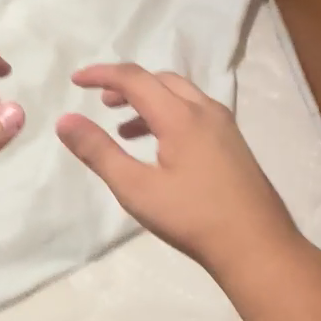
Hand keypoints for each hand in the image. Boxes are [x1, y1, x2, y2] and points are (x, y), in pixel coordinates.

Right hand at [55, 63, 297, 275]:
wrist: (256, 246)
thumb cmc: (191, 217)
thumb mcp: (135, 188)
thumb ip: (98, 151)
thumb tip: (64, 121)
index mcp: (180, 116)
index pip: (134, 79)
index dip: (102, 75)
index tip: (75, 81)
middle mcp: (205, 111)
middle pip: (161, 80)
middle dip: (127, 85)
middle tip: (102, 103)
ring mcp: (224, 127)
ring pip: (180, 96)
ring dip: (148, 101)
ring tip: (124, 129)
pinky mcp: (233, 144)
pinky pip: (195, 113)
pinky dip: (168, 116)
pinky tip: (158, 148)